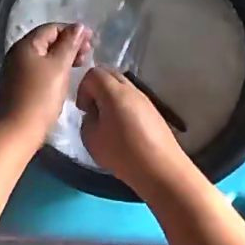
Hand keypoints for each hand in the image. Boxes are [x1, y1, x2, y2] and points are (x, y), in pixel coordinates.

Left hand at [0, 23, 91, 133]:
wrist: (20, 128)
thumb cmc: (42, 95)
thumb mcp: (59, 66)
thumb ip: (70, 44)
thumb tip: (79, 26)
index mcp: (25, 45)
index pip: (51, 28)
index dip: (72, 31)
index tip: (91, 41)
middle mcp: (18, 53)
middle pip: (47, 40)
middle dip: (69, 43)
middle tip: (89, 53)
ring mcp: (17, 69)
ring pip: (44, 55)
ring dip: (64, 56)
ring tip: (81, 64)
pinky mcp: (20, 83)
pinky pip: (40, 67)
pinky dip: (55, 67)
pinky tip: (66, 75)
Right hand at [77, 68, 192, 194]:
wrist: (161, 170)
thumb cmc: (123, 153)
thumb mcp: (91, 139)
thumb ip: (87, 121)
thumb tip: (94, 115)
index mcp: (113, 92)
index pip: (93, 73)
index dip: (83, 89)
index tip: (84, 110)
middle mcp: (131, 89)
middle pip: (109, 73)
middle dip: (96, 87)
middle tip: (93, 110)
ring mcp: (145, 99)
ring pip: (122, 86)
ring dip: (110, 97)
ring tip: (109, 122)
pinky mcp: (154, 111)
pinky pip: (133, 99)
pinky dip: (123, 105)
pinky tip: (124, 129)